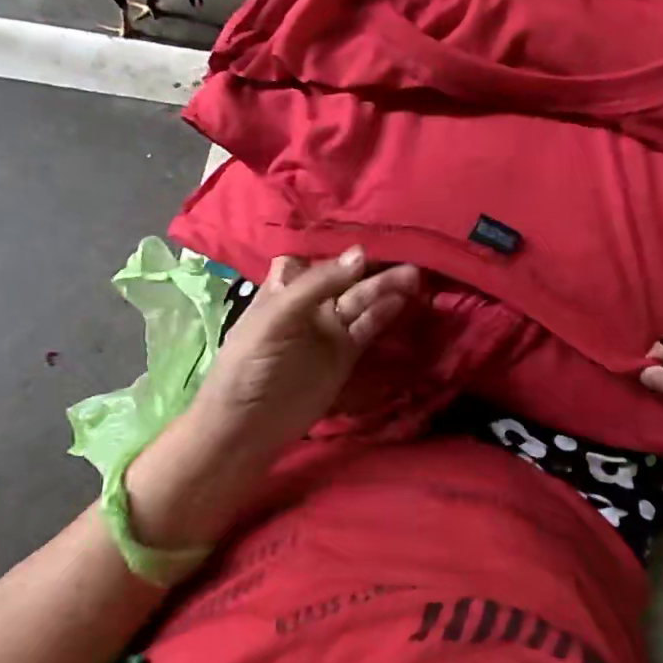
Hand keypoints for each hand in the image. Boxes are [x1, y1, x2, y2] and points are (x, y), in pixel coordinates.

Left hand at [190, 247, 419, 440]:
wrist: (248, 426)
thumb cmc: (250, 365)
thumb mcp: (275, 317)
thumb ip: (316, 285)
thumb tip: (360, 254)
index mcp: (284, 287)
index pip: (317, 257)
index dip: (343, 248)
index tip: (376, 236)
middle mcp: (310, 303)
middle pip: (346, 278)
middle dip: (373, 268)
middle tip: (406, 260)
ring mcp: (328, 329)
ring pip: (361, 300)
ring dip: (385, 288)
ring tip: (413, 277)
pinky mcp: (345, 354)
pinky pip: (368, 328)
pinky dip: (384, 314)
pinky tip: (402, 301)